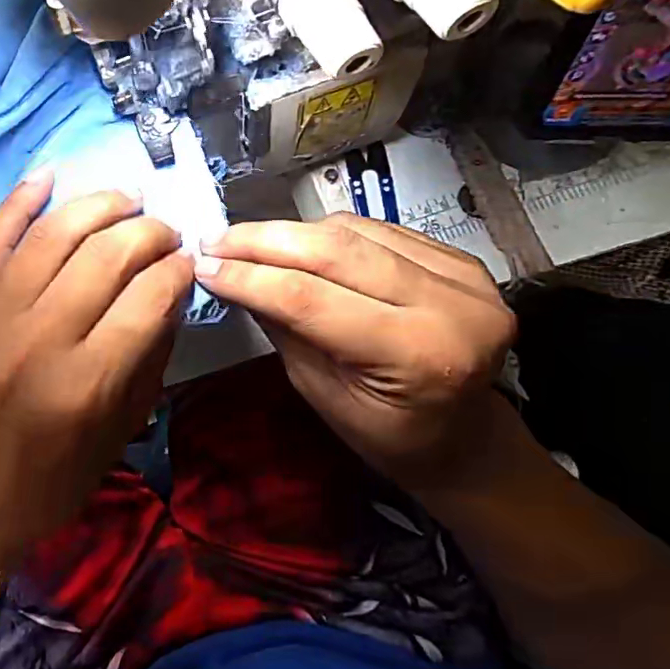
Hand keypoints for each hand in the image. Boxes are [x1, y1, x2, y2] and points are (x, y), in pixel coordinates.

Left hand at [0, 171, 194, 585]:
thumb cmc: (56, 476)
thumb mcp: (124, 425)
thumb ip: (153, 350)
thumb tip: (173, 284)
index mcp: (87, 382)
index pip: (149, 294)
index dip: (178, 267)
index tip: (188, 260)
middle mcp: (38, 339)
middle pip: (107, 253)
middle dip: (149, 231)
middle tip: (165, 232)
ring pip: (54, 232)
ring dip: (99, 204)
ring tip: (126, 201)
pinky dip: (21, 199)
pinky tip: (51, 175)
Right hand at [194, 214, 515, 496]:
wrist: (466, 438)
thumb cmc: (390, 435)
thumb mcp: (322, 393)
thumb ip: (283, 327)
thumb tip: (233, 276)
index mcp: (420, 355)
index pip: (313, 299)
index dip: (250, 278)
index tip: (204, 266)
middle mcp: (452, 305)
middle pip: (336, 250)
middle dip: (264, 241)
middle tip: (216, 241)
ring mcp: (464, 275)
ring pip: (354, 231)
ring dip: (291, 232)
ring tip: (247, 242)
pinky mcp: (461, 259)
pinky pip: (378, 230)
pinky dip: (328, 234)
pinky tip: (298, 243)